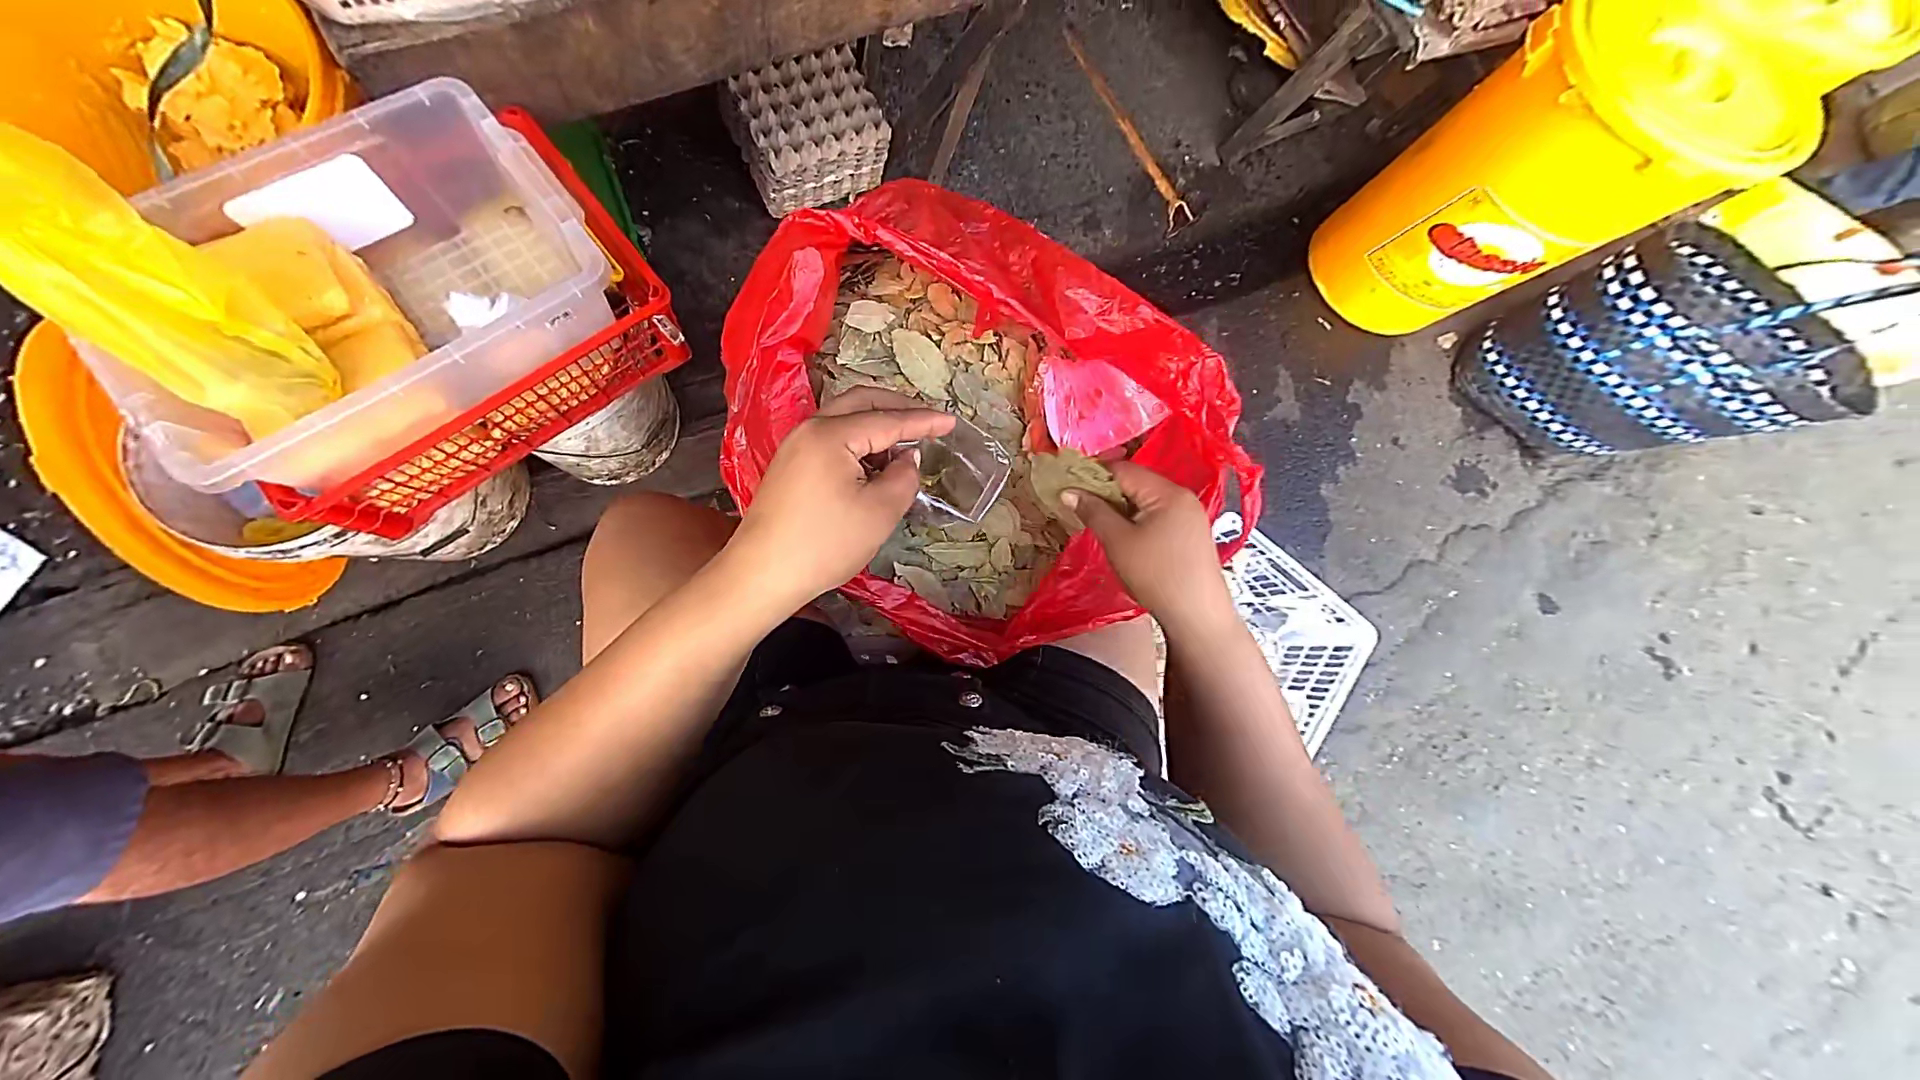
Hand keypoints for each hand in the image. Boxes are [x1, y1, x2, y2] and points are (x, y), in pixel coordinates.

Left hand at [729, 387, 955, 606]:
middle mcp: (809, 430)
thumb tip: (907, 459)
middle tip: (927, 422)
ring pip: (844, 419)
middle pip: (860, 402)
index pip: (888, 420)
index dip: (924, 421)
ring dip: (876, 426)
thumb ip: (904, 478)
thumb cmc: (825, 544)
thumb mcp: (879, 512)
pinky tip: (873, 465)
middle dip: (897, 408)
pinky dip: (857, 443)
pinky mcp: (789, 466)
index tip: (951, 422)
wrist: (762, 574)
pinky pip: (830, 439)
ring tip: (903, 450)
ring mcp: (795, 446)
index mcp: (831, 435)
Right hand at [1064, 461, 1235, 636]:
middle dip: (1106, 493)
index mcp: (1167, 492)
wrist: (1197, 615)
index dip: (1093, 474)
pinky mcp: (1191, 534)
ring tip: (1099, 525)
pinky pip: (1157, 516)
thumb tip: (1069, 490)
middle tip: (1080, 508)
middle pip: (1136, 483)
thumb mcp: (1118, 541)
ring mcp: (1190, 516)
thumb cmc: (1156, 575)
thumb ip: (1093, 511)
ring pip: (1145, 501)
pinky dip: (1136, 521)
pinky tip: (1124, 538)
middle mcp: (1182, 497)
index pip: (1124, 469)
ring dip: (1120, 509)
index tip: (1069, 486)